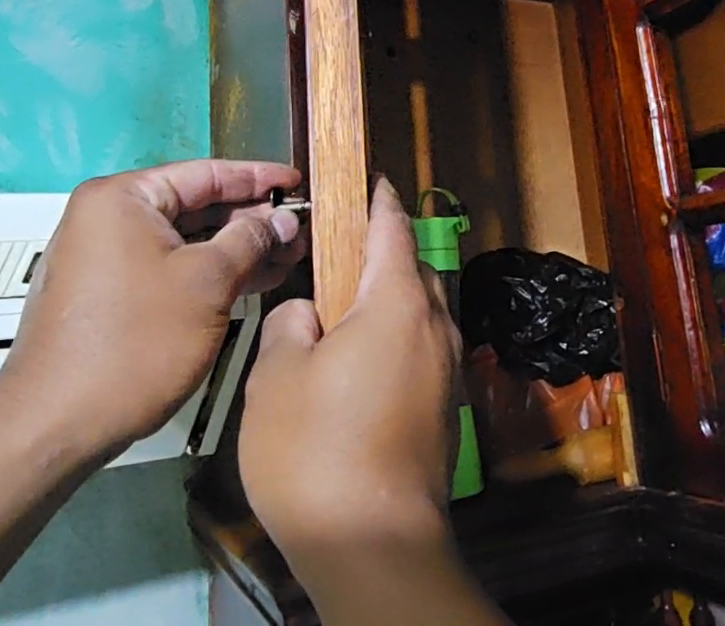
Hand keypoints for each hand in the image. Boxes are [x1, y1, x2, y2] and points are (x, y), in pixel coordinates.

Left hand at [0, 160, 304, 463]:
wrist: (57, 426)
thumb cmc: (134, 343)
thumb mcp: (208, 282)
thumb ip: (251, 240)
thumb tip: (282, 220)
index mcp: (122, 199)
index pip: (206, 173)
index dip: (258, 178)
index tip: (295, 183)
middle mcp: (109, 219)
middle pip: (197, 206)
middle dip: (252, 219)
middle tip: (299, 228)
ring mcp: (108, 258)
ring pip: (188, 240)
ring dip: (238, 248)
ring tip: (288, 255)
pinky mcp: (112, 294)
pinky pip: (172, 267)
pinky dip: (212, 272)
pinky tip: (255, 279)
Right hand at [240, 178, 460, 564]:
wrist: (375, 545)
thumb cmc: (316, 451)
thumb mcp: (276, 377)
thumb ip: (290, 325)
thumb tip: (308, 314)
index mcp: (397, 303)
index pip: (392, 228)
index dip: (378, 199)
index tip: (370, 179)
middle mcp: (435, 326)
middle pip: (414, 268)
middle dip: (383, 253)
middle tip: (338, 256)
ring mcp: (448, 368)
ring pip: (423, 311)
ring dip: (393, 299)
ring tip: (347, 311)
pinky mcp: (448, 406)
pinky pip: (424, 349)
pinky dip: (399, 339)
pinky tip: (363, 365)